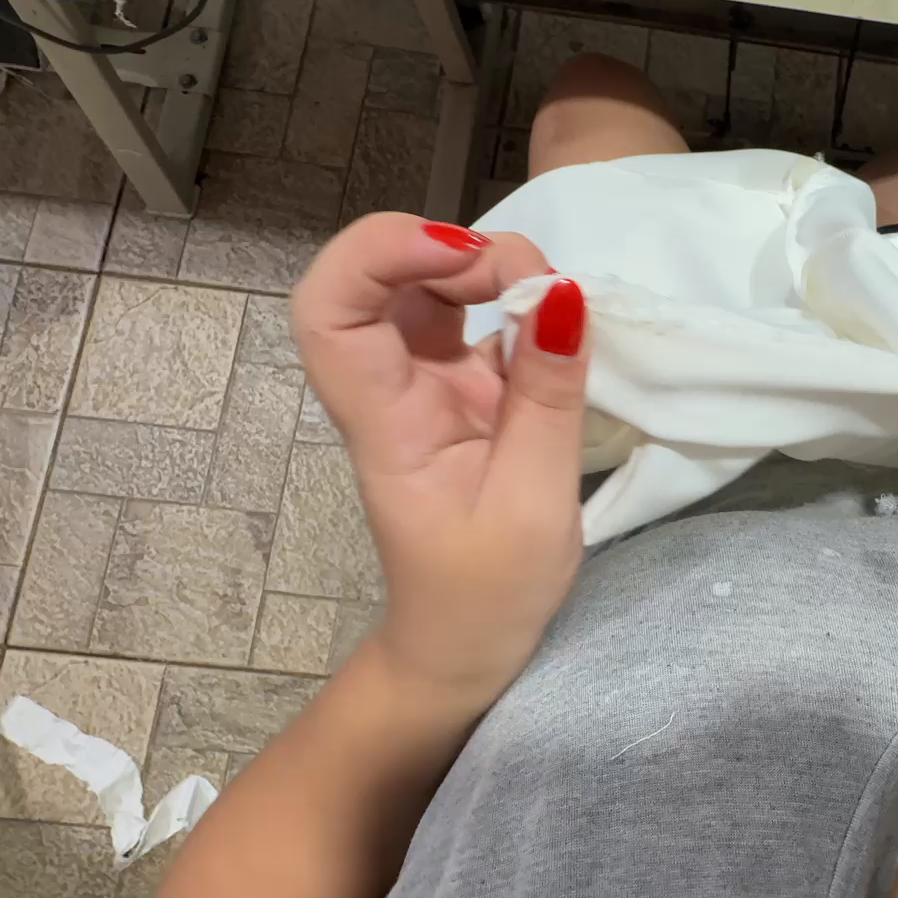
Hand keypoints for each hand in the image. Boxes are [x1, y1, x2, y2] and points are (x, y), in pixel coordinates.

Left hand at [291, 214, 589, 704]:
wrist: (465, 644)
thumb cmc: (488, 594)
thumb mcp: (533, 501)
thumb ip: (548, 398)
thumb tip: (565, 295)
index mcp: (386, 421)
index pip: (331, 311)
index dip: (379, 254)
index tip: (463, 255)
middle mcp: (394, 389)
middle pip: (383, 281)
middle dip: (456, 254)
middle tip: (536, 282)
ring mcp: (428, 388)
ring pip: (433, 291)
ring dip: (492, 273)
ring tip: (555, 298)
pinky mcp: (465, 396)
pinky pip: (481, 325)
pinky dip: (521, 309)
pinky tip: (557, 328)